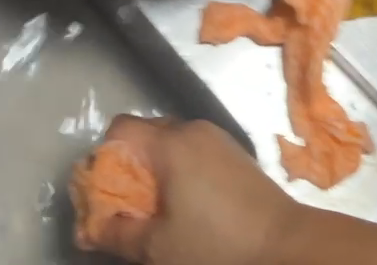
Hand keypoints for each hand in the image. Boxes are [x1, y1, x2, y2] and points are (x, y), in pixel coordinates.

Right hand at [86, 116, 302, 264]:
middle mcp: (193, 129)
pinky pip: (194, 151)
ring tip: (157, 211)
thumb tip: (91, 228)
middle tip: (126, 207)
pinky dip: (180, 171)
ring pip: (171, 143)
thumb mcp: (158, 248)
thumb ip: (118, 234)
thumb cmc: (216, 245)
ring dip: (156, 170)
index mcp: (171, 143)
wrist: (284, 245)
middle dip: (129, 167)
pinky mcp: (235, 153)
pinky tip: (187, 207)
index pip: (121, 128)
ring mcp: (217, 138)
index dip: (103, 157)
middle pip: (146, 133)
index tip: (103, 192)